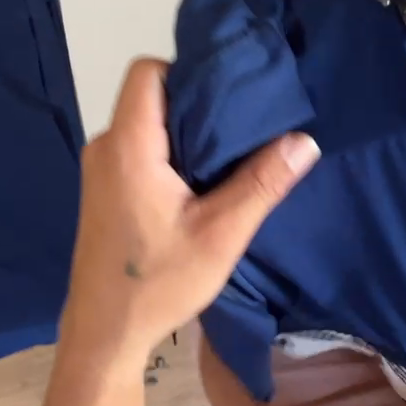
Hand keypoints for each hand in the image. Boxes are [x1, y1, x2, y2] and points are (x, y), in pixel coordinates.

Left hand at [60, 58, 319, 365]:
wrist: (103, 335)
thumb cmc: (157, 284)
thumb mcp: (221, 235)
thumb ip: (262, 184)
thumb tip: (305, 141)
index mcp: (129, 146)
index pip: (147, 71)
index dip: (186, 70)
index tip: (228, 93)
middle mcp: (106, 147)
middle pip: (149, 95)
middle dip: (195, 100)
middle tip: (242, 121)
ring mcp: (100, 169)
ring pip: (145, 123)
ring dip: (183, 130)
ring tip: (228, 151)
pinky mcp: (103, 190)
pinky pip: (137, 148)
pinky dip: (168, 151)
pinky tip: (200, 180)